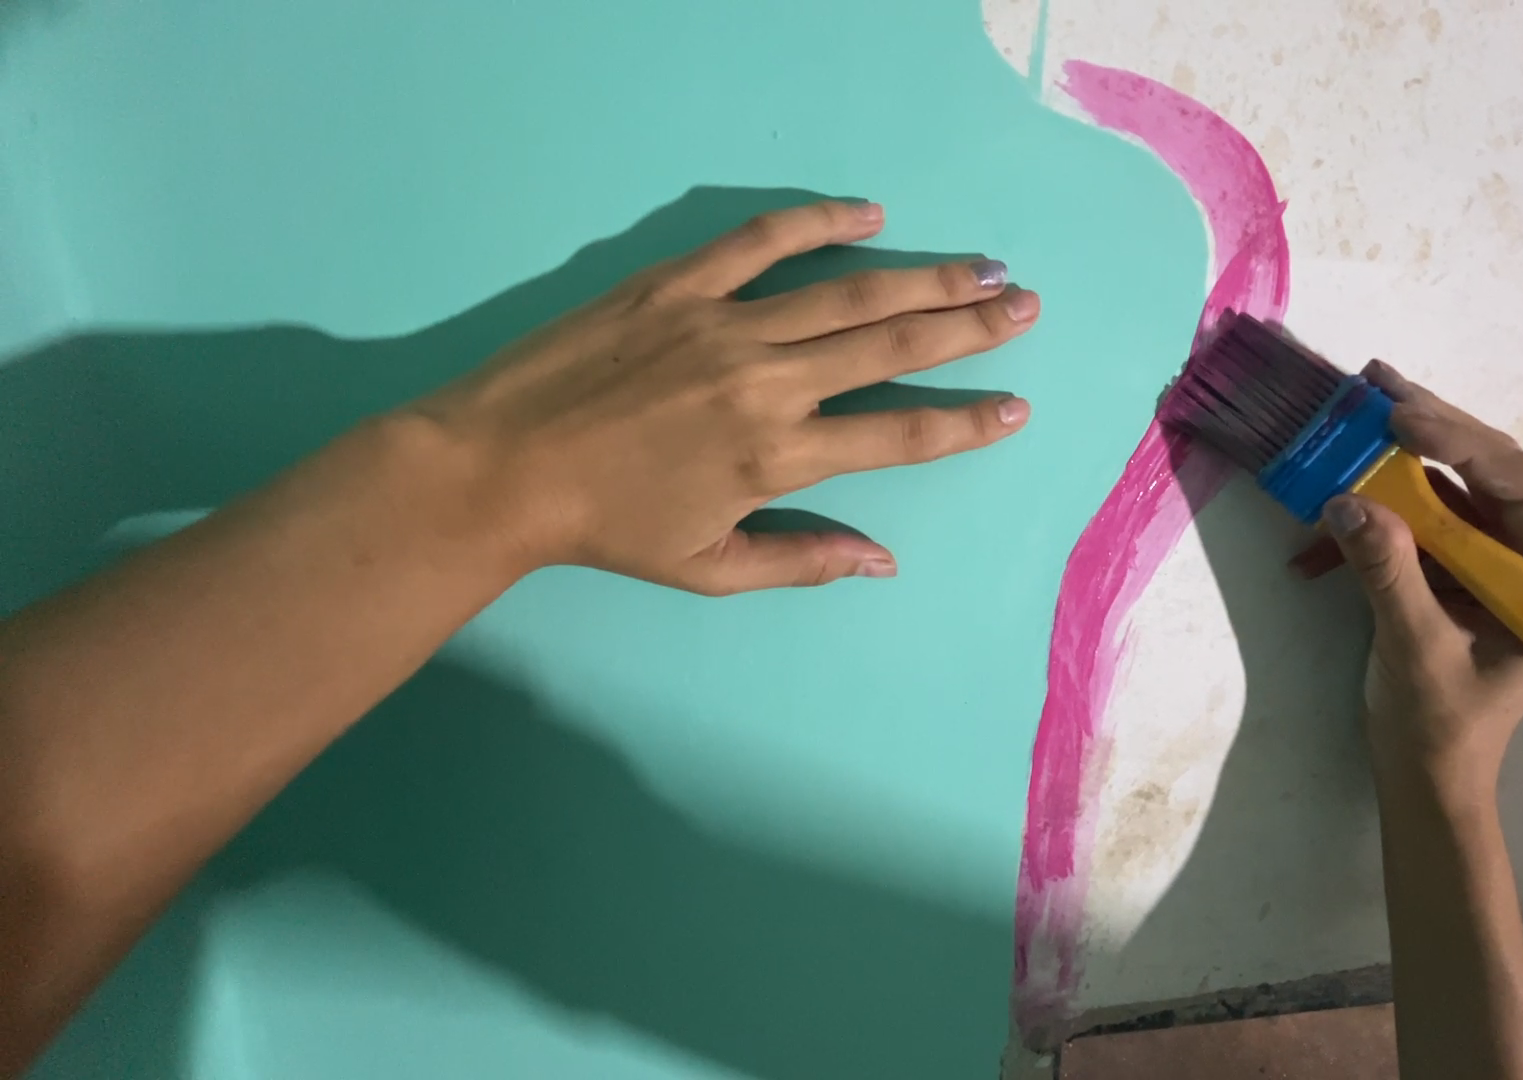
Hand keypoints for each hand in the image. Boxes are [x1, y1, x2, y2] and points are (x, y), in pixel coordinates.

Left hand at [407, 199, 1037, 594]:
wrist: (498, 468)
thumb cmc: (611, 529)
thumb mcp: (711, 568)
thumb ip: (805, 560)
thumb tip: (884, 562)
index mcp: (780, 456)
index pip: (901, 434)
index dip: (967, 423)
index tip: (1016, 406)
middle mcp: (770, 383)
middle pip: (893, 347)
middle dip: (970, 327)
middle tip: (1025, 306)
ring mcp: (726, 325)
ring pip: (847, 293)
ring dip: (924, 278)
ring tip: (981, 267)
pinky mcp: (679, 285)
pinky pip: (763, 243)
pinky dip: (819, 223)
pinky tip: (869, 213)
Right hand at [1293, 361, 1522, 790]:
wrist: (1425, 771)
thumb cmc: (1438, 725)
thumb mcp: (1412, 648)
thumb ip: (1387, 573)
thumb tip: (1346, 500)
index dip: (1468, 447)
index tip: (1401, 421)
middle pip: (1494, 472)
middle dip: (1436, 429)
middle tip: (1378, 386)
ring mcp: (1496, 562)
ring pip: (1457, 486)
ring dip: (1404, 452)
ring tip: (1359, 405)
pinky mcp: (1457, 568)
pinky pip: (1422, 517)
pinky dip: (1376, 506)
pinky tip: (1329, 508)